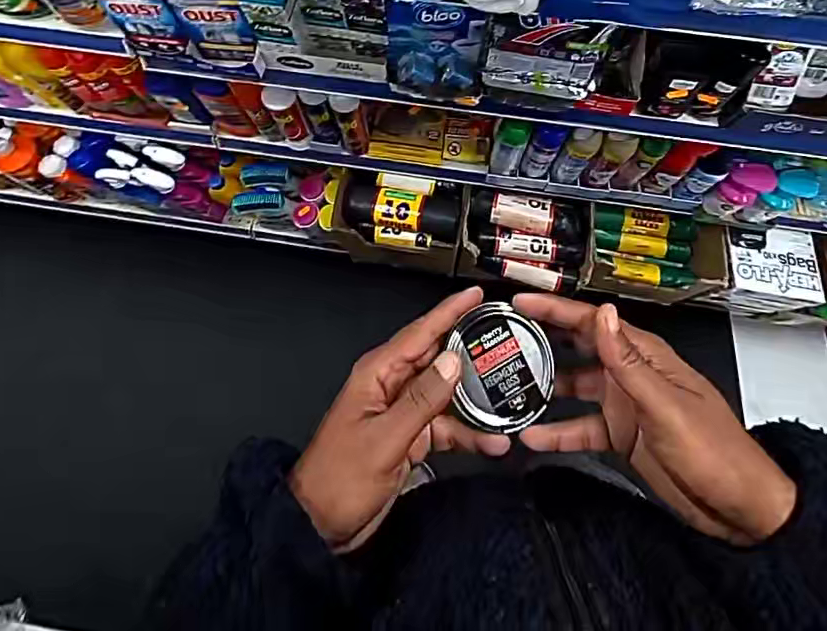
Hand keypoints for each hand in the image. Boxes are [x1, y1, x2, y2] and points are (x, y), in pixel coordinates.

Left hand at [289, 285, 509, 550]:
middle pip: (440, 358)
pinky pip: (447, 424)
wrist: (318, 530)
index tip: (476, 295)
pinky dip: (469, 432)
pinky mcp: (412, 436)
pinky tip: (490, 440)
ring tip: (507, 398)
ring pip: (449, 393)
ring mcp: (404, 410)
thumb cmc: (338, 481)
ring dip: (477, 400)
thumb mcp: (384, 439)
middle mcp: (393, 385)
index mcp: (379, 374)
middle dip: (472, 350)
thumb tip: (454, 361)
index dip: (451, 311)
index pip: (421, 332)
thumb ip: (422, 399)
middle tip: (505, 340)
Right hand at [513, 294, 795, 545]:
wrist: (737, 507)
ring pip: (577, 388)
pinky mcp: (624, 436)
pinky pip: (583, 428)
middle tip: (509, 336)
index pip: (593, 322)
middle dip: (545, 340)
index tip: (524, 303)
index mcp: (645, 356)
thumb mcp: (666, 403)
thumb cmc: (716, 449)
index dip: (556, 309)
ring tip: (513, 388)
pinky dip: (559, 431)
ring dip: (547, 388)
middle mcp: (633, 375)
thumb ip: (629, 362)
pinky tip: (536, 437)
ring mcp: (627, 405)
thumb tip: (604, 316)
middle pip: (581, 348)